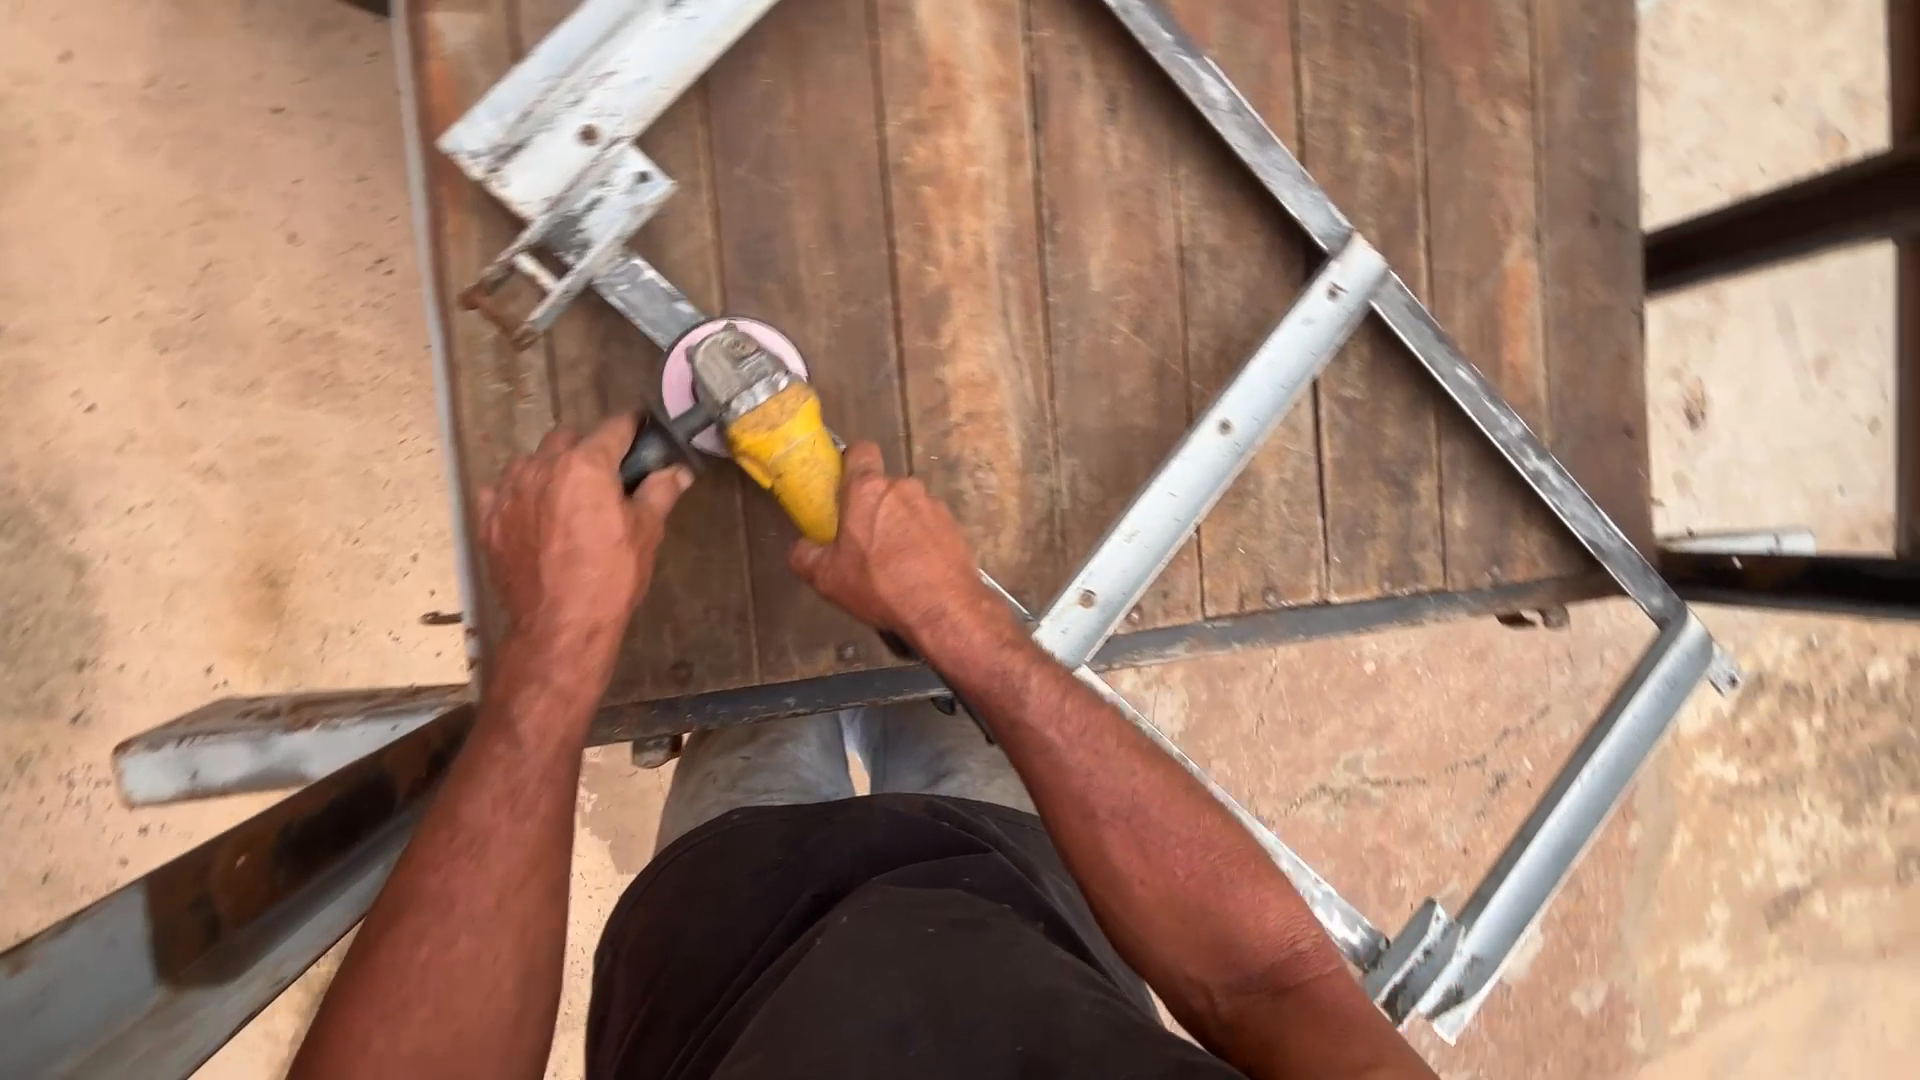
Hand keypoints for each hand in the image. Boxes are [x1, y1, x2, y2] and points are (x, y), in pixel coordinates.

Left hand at [480, 415, 692, 659]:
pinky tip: (534, 516)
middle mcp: (542, 467)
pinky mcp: (489, 520)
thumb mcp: (646, 532)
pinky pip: (501, 491)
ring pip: (531, 462)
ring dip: (551, 469)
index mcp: (585, 465)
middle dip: (588, 449)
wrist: (561, 624)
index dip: (633, 429)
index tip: (644, 434)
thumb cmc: (612, 575)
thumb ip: (660, 492)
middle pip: (567, 439)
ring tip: (568, 497)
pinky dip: (520, 495)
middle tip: (608, 477)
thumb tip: (678, 471)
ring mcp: (508, 493)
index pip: (614, 428)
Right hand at [788, 442, 1006, 647]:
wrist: (943, 609)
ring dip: (900, 524)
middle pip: (884, 486)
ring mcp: (933, 505)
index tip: (845, 486)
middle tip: (865, 541)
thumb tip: (803, 548)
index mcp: (868, 489)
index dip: (852, 462)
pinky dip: (923, 539)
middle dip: (874, 507)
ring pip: (908, 506)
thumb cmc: (880, 587)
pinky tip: (920, 569)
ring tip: (896, 562)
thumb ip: (805, 555)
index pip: (860, 450)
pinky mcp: (955, 525)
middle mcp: (904, 487)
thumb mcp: (827, 578)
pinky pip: (930, 525)